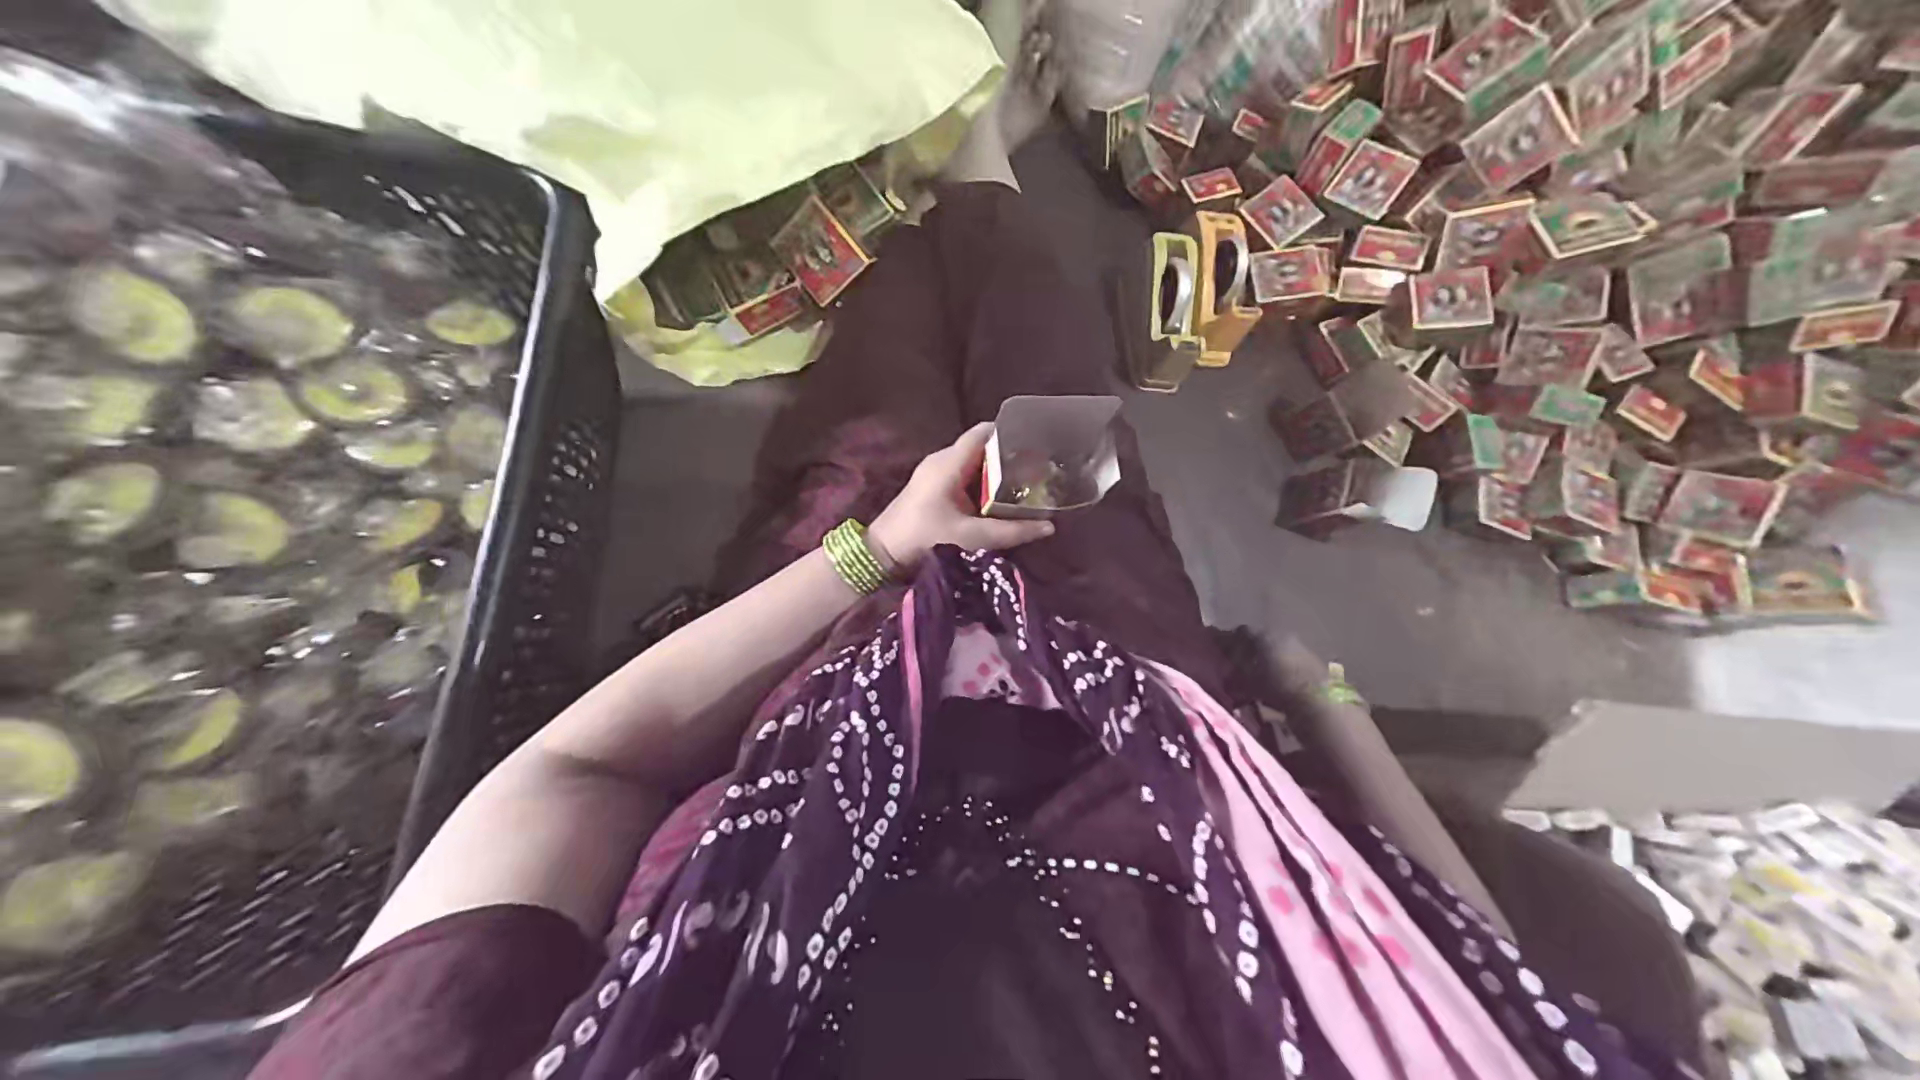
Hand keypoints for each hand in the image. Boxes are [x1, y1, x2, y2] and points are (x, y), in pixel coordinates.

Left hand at [868, 422, 1055, 570]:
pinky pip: (963, 477)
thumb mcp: (971, 536)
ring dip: (996, 473)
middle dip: (1009, 458)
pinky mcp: (932, 487)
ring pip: (974, 464)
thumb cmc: (924, 538)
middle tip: (1038, 470)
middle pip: (982, 448)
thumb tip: (1049, 527)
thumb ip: (1012, 531)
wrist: (883, 554)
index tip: (1035, 445)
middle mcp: (941, 461)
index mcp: (948, 463)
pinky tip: (999, 500)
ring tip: (1026, 484)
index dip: (1010, 433)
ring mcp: (934, 473)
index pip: (983, 432)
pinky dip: (983, 484)